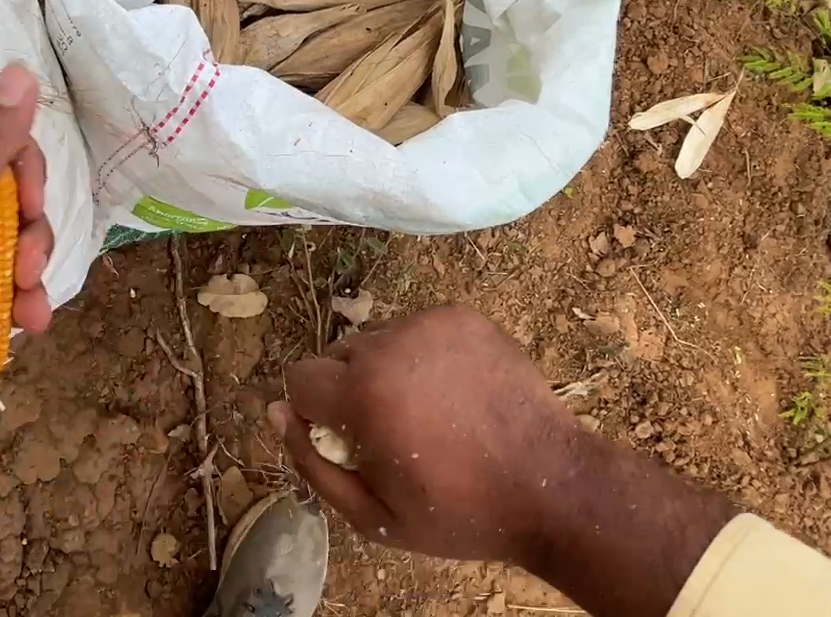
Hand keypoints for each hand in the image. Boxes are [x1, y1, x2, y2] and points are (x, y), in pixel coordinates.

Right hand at [270, 306, 734, 616]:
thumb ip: (311, 463)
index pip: (299, 378)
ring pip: (377, 339)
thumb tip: (275, 411)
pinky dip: (423, 353)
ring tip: (430, 408)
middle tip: (395, 428)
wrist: (555, 486)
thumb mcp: (375, 517)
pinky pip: (416, 328)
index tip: (347, 436)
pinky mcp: (459, 315)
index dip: (314, 410)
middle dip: (351, 388)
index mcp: (361, 393)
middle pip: (337, 356)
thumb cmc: (461, 511)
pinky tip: (454, 388)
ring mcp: (426, 324)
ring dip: (387, 368)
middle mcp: (386, 345)